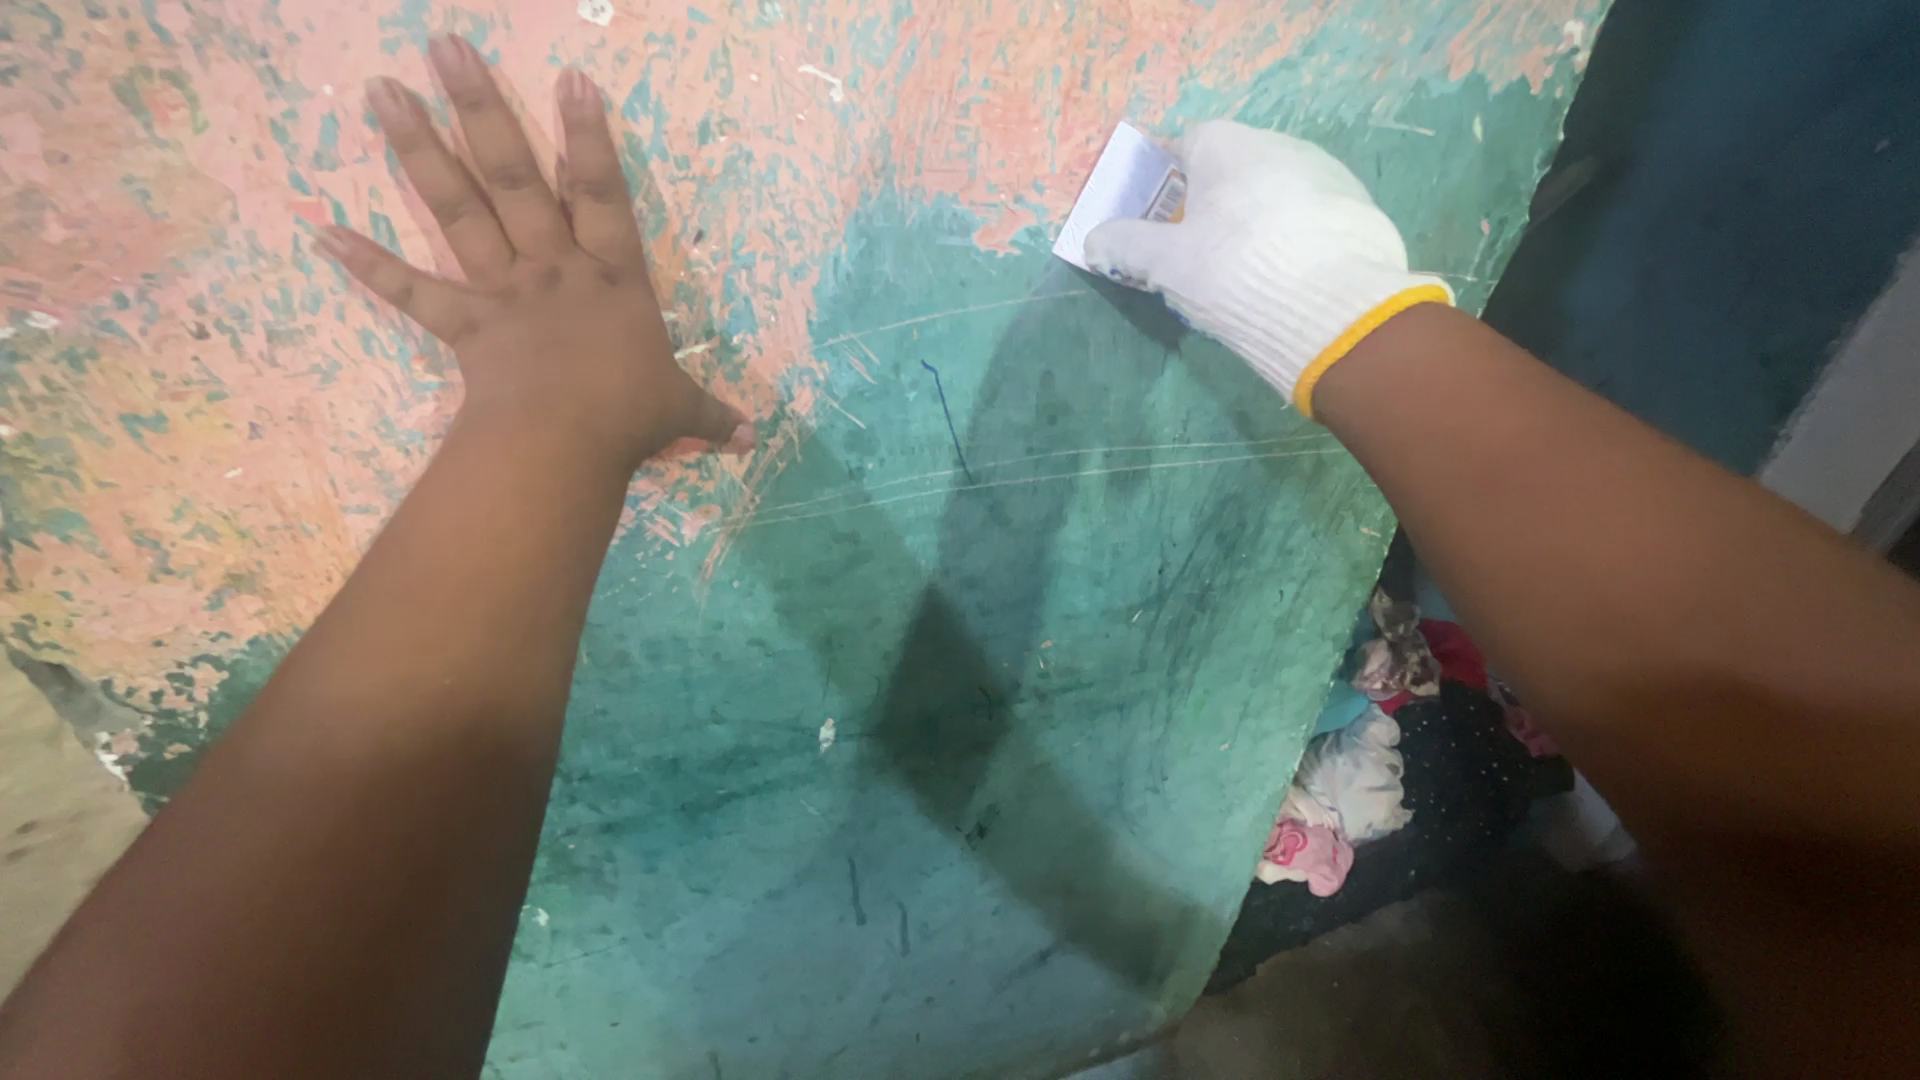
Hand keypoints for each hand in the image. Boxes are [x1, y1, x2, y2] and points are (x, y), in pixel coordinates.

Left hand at [316, 35, 752, 472]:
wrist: (569, 440)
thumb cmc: (632, 414)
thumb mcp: (684, 412)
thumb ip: (716, 417)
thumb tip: (755, 439)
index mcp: (614, 282)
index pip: (604, 198)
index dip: (591, 140)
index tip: (572, 79)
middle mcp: (557, 270)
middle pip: (518, 180)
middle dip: (485, 112)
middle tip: (446, 46)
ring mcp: (507, 294)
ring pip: (462, 212)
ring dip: (422, 153)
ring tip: (384, 91)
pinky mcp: (468, 327)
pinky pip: (415, 293)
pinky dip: (372, 266)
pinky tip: (324, 231)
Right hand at [1084, 120, 1451, 417]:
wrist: (1327, 306)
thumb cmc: (1230, 271)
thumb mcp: (1164, 263)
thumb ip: (1125, 245)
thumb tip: (1094, 239)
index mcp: (1227, 146)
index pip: (1188, 141)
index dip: (1169, 177)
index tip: (1161, 218)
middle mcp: (1279, 144)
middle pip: (1232, 166)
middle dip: (1211, 202)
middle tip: (1196, 253)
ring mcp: (1325, 173)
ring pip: (1272, 190)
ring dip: (1253, 218)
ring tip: (1242, 269)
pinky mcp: (1357, 207)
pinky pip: (1307, 214)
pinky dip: (1290, 235)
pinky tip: (1284, 275)